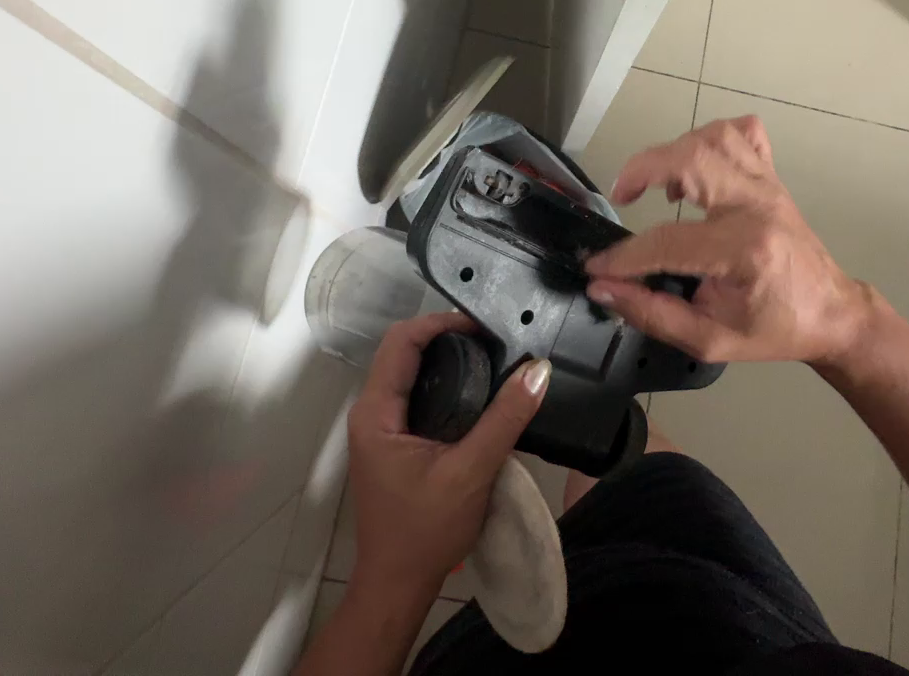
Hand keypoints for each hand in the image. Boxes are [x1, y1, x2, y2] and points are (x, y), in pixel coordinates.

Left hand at [345, 311, 551, 596]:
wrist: (399, 585)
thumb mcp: (472, 471)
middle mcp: (370, 412)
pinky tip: (476, 389)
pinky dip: (443, 382)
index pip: (401, 342)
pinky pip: (415, 394)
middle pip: (403, 351)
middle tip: (491, 338)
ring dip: (445, 358)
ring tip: (489, 355)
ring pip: (408, 372)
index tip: (482, 325)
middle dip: (445, 335)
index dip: (440, 323)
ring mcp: (379, 428)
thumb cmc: (427, 530)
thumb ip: (505, 418)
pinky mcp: (393, 442)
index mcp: (376, 412)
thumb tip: (538, 369)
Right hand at [583, 116, 879, 366]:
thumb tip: (603, 288)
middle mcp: (756, 205)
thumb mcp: (710, 340)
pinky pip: (743, 133)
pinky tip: (698, 165)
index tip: (595, 268)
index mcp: (744, 249)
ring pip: (714, 136)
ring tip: (661, 186)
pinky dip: (712, 138)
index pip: (666, 242)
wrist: (830, 313)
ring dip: (675, 152)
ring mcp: (768, 184)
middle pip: (690, 158)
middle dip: (642, 170)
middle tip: (621, 196)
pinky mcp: (772, 176)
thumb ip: (652, 314)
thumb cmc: (773, 330)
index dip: (622, 257)